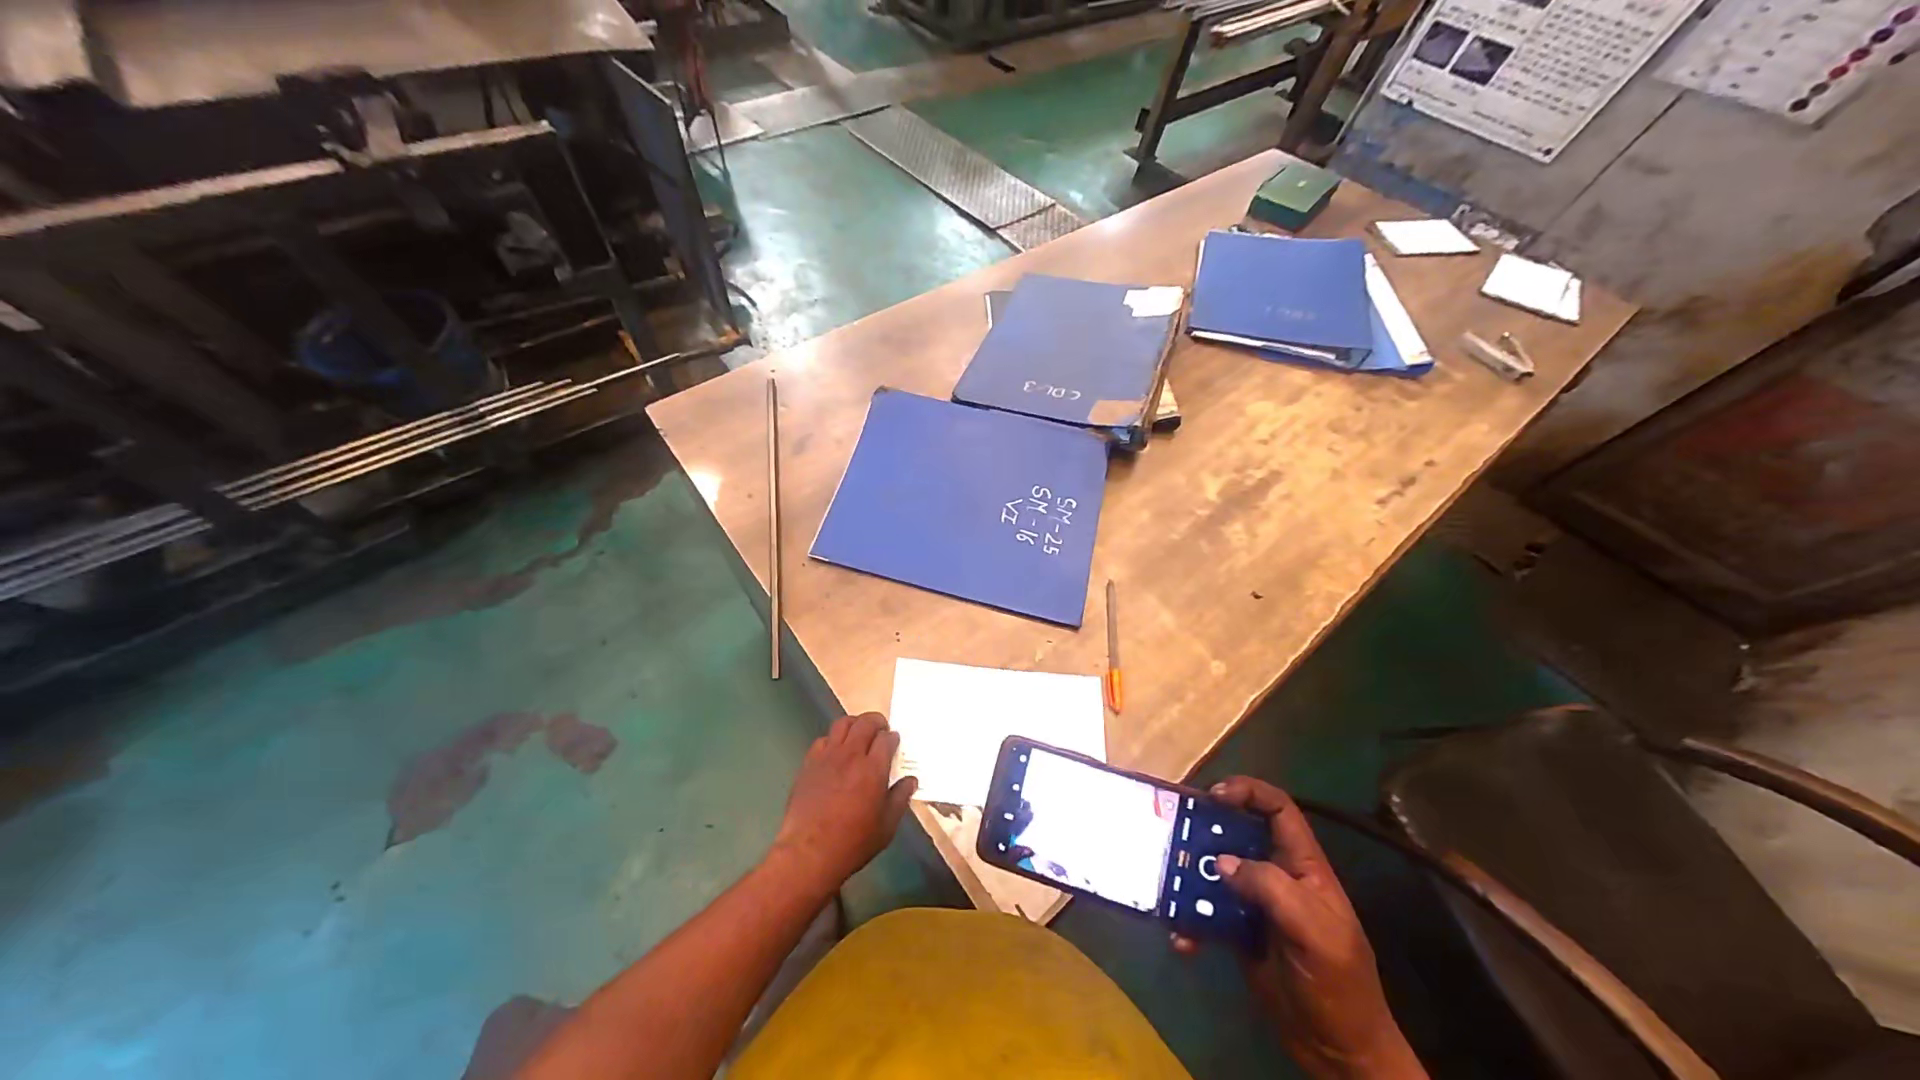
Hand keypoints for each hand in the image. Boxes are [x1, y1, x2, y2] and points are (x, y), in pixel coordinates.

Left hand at [767, 712, 915, 894]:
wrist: (809, 851)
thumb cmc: (853, 842)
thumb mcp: (886, 826)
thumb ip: (900, 798)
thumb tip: (910, 780)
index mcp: (873, 768)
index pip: (886, 739)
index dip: (893, 738)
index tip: (894, 743)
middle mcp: (851, 755)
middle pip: (865, 723)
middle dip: (877, 722)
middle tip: (881, 732)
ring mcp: (827, 757)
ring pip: (842, 724)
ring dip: (855, 724)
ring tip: (859, 735)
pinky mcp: (808, 764)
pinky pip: (823, 740)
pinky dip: (833, 740)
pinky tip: (836, 753)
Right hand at [1174, 777, 1425, 1079]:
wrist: (1340, 1053)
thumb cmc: (1339, 986)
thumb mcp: (1314, 933)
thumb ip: (1272, 889)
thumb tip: (1221, 862)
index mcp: (1304, 867)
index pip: (1278, 810)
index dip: (1249, 792)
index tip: (1214, 796)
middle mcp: (1277, 877)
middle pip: (1237, 835)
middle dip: (1205, 830)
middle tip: (1173, 832)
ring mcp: (1256, 905)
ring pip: (1216, 873)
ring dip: (1190, 879)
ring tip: (1167, 886)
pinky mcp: (1238, 934)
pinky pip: (1206, 914)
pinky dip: (1190, 923)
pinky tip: (1182, 939)